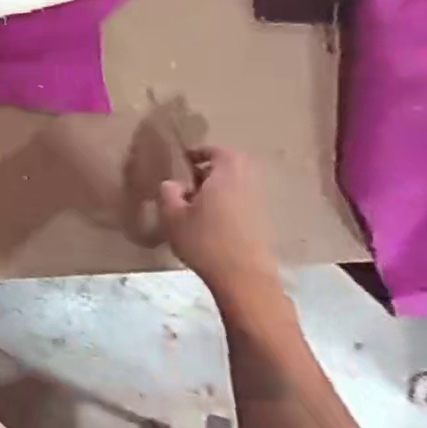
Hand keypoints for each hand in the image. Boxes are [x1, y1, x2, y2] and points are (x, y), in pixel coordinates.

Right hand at [159, 146, 278, 293]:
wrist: (242, 276)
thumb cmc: (203, 241)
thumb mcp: (172, 216)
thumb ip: (168, 194)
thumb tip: (172, 184)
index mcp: (226, 180)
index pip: (223, 153)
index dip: (204, 151)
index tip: (185, 158)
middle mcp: (246, 188)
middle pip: (233, 168)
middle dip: (210, 169)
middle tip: (187, 179)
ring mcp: (256, 206)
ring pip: (236, 185)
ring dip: (216, 186)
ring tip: (192, 201)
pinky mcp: (258, 223)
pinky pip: (239, 201)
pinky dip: (223, 202)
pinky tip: (205, 220)